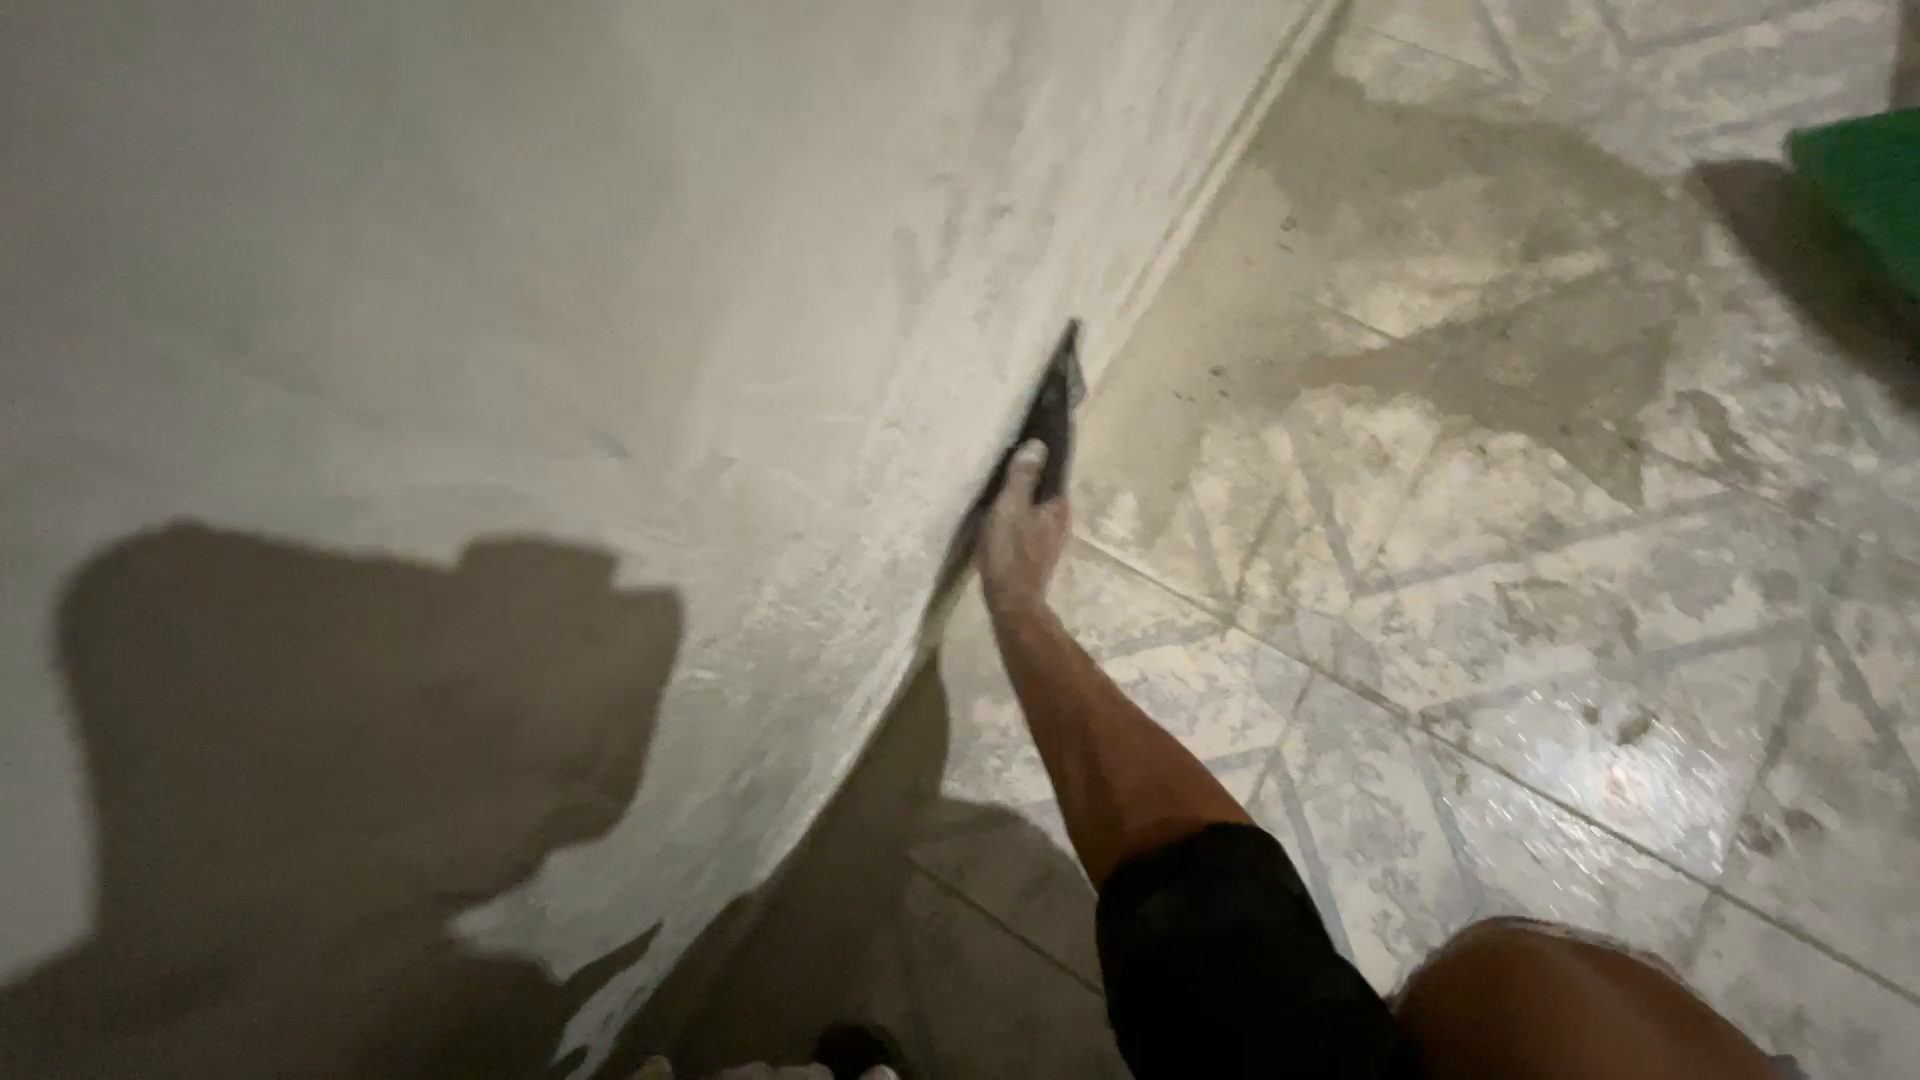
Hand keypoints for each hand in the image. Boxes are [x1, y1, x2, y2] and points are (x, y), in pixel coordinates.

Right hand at [978, 439, 1070, 615]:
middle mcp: (1061, 520)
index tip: (1028, 437)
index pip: (1055, 470)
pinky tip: (1002, 512)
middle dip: (1031, 476)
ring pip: (1036, 507)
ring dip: (1023, 496)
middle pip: (1045, 489)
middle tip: (1009, 457)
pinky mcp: (1036, 553)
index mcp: (1059, 505)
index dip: (1042, 455)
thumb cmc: (1011, 551)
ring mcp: (1050, 539)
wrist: (1011, 600)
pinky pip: (1027, 522)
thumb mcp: (1011, 507)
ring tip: (1001, 481)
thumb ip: (1023, 476)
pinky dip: (1017, 513)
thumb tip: (1037, 444)